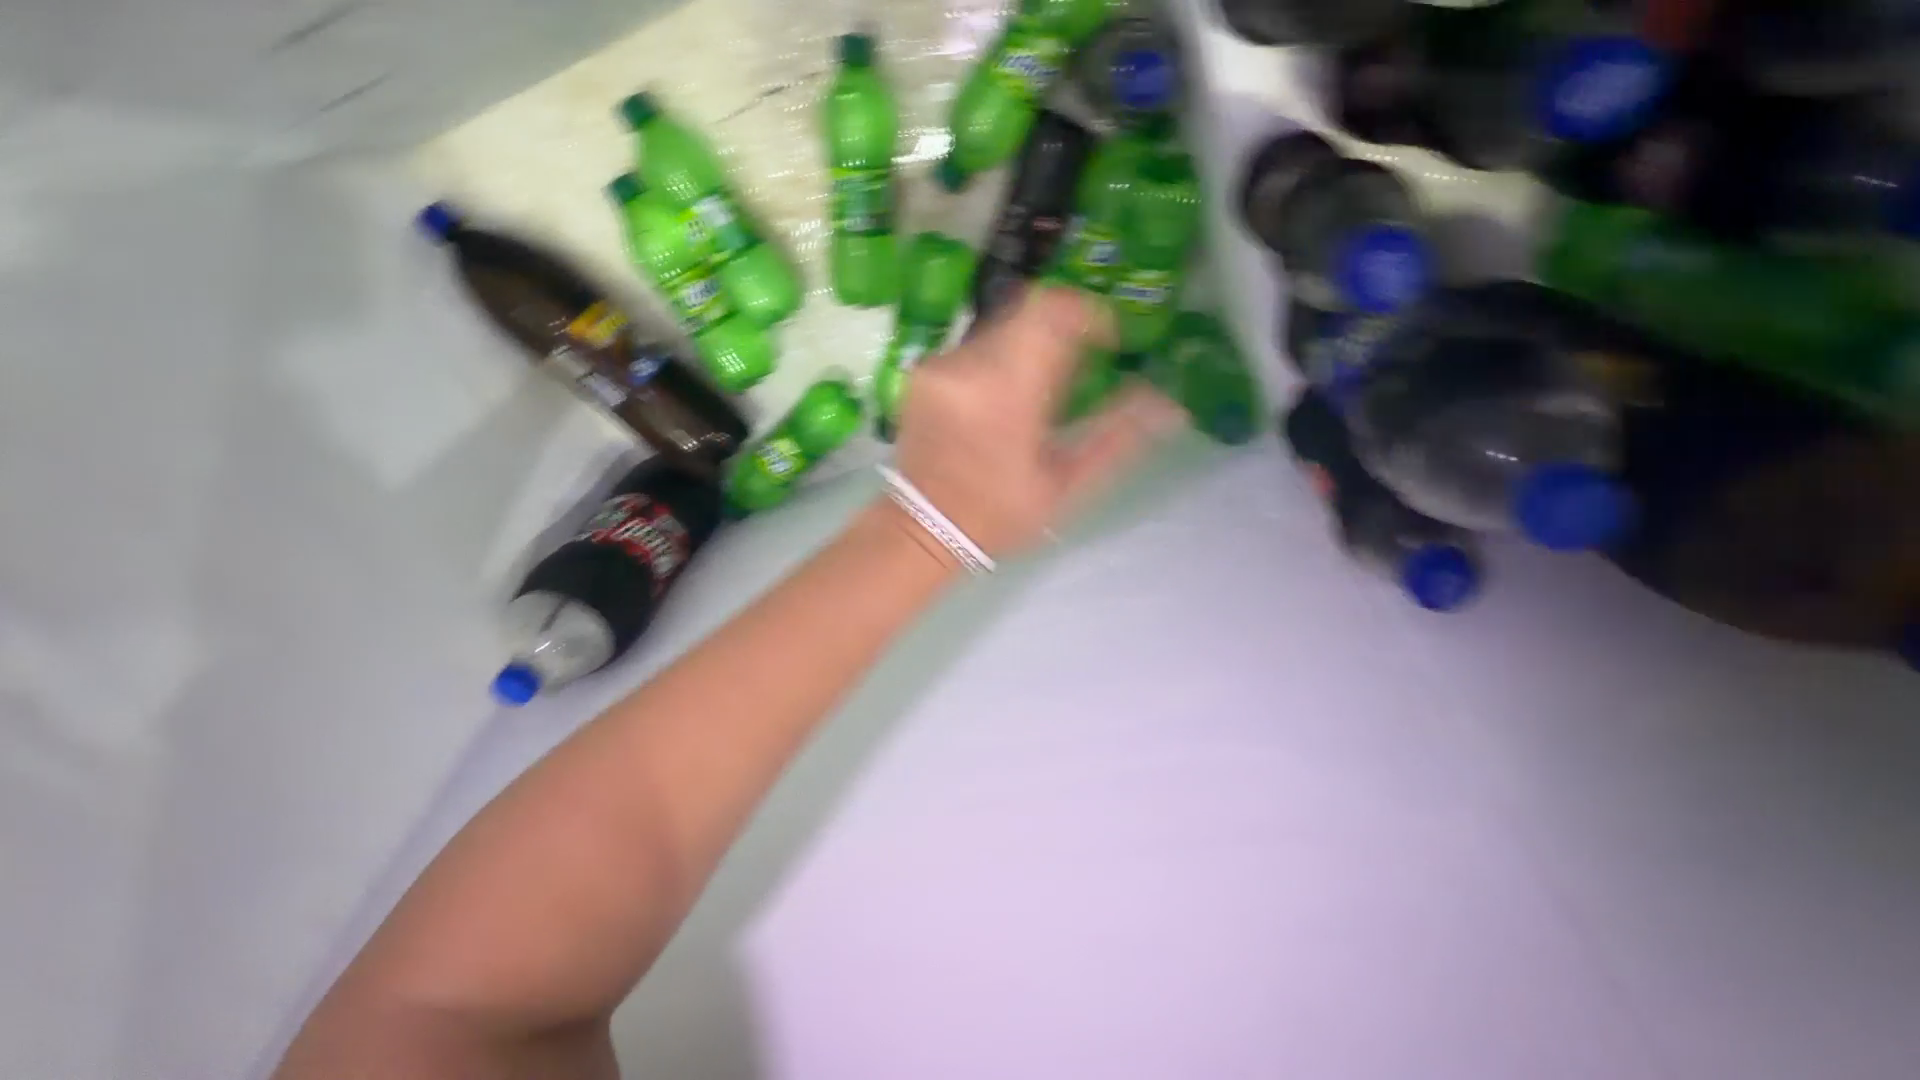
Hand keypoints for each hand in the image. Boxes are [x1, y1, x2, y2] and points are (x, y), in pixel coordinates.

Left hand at [891, 287, 1185, 558]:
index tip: (1107, 340)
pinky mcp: (922, 370)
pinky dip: (997, 360)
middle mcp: (970, 364)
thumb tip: (1170, 405)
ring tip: (1038, 392)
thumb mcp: (1068, 483)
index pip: (1053, 311)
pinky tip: (1000, 402)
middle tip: (1077, 369)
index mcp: (1010, 391)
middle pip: (1028, 312)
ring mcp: (941, 364)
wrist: (924, 529)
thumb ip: (1118, 436)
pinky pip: (973, 345)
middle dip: (1061, 331)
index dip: (1088, 312)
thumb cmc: (1001, 514)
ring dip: (1028, 346)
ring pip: (1001, 327)